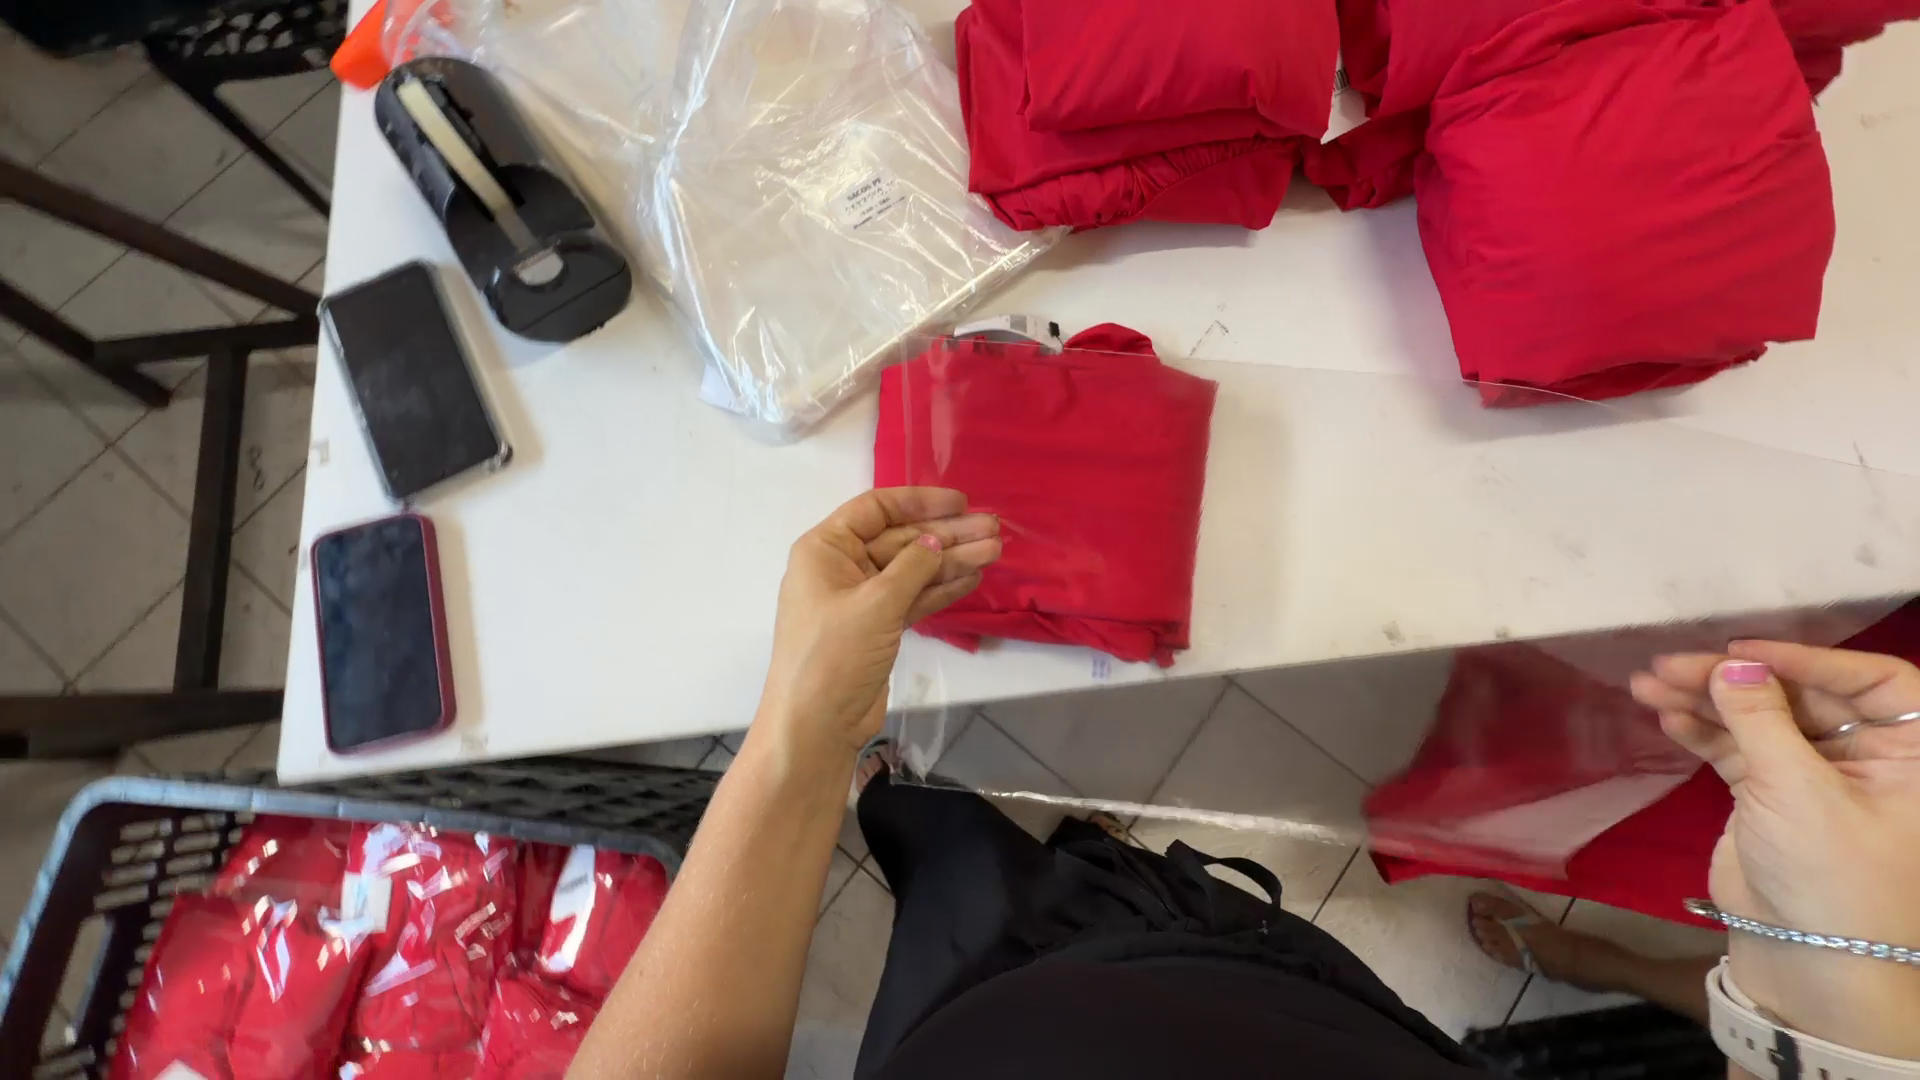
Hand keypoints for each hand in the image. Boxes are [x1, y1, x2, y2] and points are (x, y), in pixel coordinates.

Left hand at [757, 488, 999, 754]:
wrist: (816, 726)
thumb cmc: (834, 655)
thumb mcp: (875, 603)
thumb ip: (912, 566)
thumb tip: (937, 541)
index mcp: (826, 549)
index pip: (876, 509)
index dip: (919, 502)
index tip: (960, 502)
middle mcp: (843, 567)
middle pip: (902, 540)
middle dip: (947, 535)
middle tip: (993, 529)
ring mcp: (862, 599)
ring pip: (913, 570)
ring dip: (952, 561)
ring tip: (995, 551)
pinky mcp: (878, 628)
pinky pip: (914, 598)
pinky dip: (942, 589)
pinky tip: (973, 577)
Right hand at [1631, 640, 1919, 1054]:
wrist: (1810, 952)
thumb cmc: (1833, 870)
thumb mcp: (1797, 789)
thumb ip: (1761, 720)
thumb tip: (1734, 663)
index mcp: (1912, 758)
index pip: (1874, 684)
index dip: (1809, 659)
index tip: (1740, 651)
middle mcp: (1869, 759)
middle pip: (1798, 697)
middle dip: (1730, 679)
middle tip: (1667, 666)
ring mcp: (1813, 775)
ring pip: (1756, 718)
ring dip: (1701, 700)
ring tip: (1645, 685)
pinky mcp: (1767, 792)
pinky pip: (1732, 746)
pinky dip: (1698, 730)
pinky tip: (1663, 717)